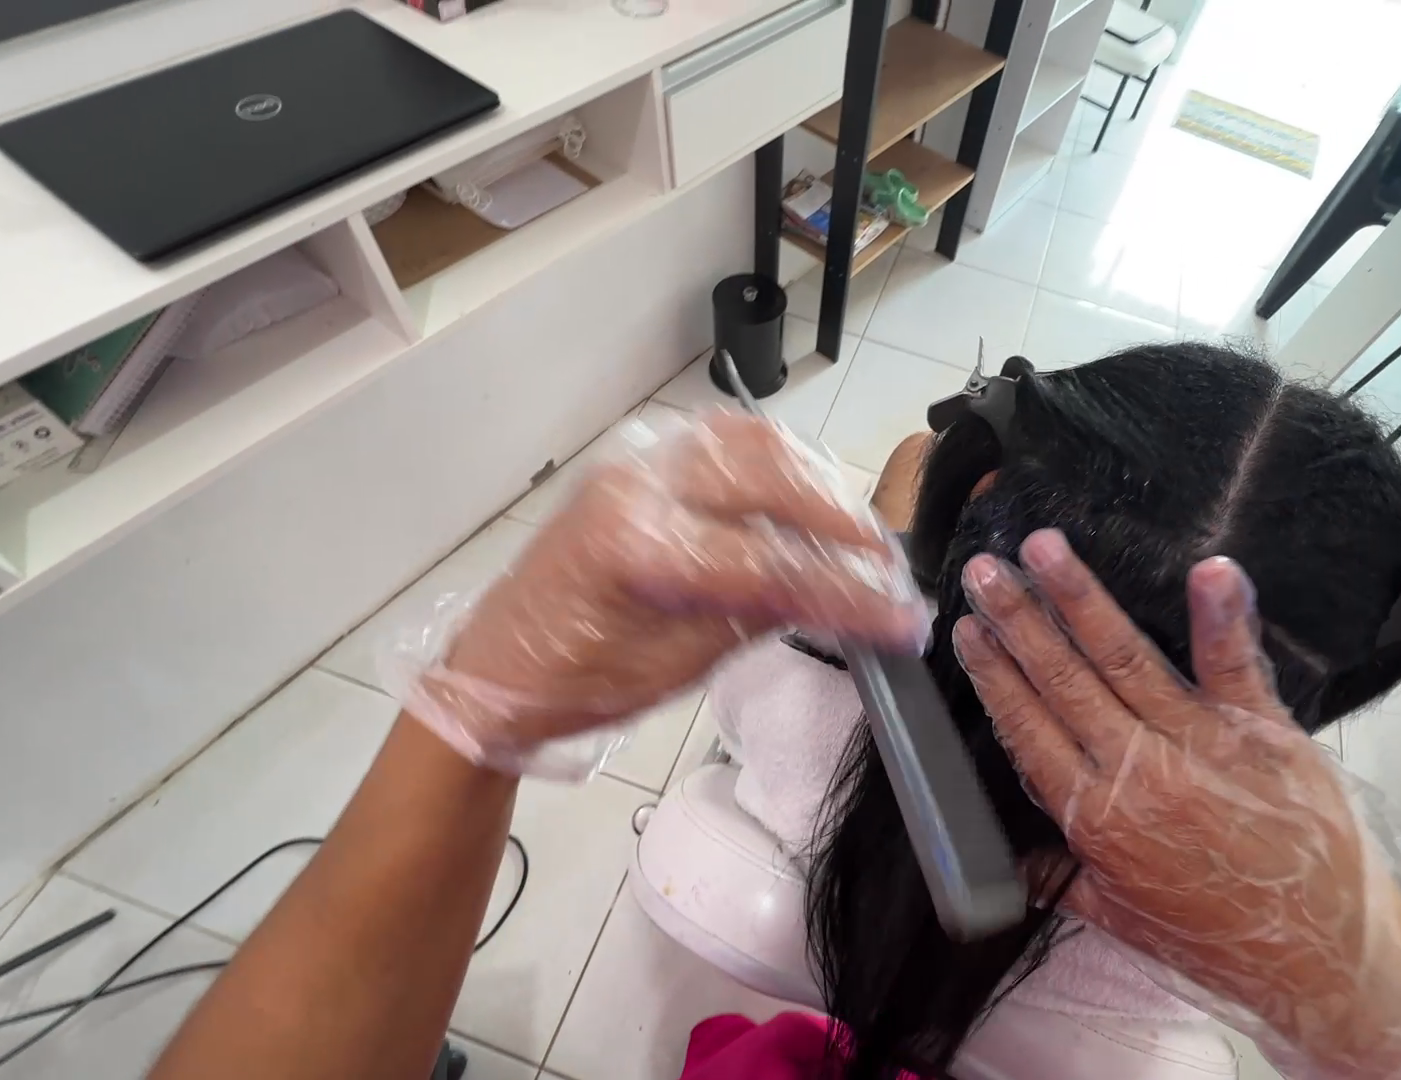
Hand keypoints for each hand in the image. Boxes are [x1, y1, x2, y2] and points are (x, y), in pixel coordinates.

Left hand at [390, 413, 929, 773]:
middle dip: (844, 526)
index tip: (902, 620)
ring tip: (856, 532)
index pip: (773, 564)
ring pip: (755, 444)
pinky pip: (725, 440)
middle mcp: (640, 485)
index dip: (848, 594)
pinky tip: (806, 492)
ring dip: (817, 483)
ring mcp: (638, 462)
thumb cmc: (578, 685)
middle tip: (888, 571)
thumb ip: (760, 614)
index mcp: (639, 548)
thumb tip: (837, 592)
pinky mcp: (639, 462)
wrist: (498, 667)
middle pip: (773, 483)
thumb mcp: (678, 666)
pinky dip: (778, 461)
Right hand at [953, 530, 1400, 1079]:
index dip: (994, 674)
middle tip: (984, 571)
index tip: (967, 629)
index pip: (1028, 727)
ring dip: (1079, 598)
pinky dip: (1221, 616)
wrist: (1331, 968)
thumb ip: (1058, 877)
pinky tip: (1208, 568)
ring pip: (1125, 656)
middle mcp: (1140, 769)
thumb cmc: (1217, 940)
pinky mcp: (1264, 731)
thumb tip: (1009, 853)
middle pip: (1064, 679)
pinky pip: (1235, 665)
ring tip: (1043, 550)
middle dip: (1019, 619)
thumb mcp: (1119, 918)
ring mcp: (1203, 743)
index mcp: (1098, 816)